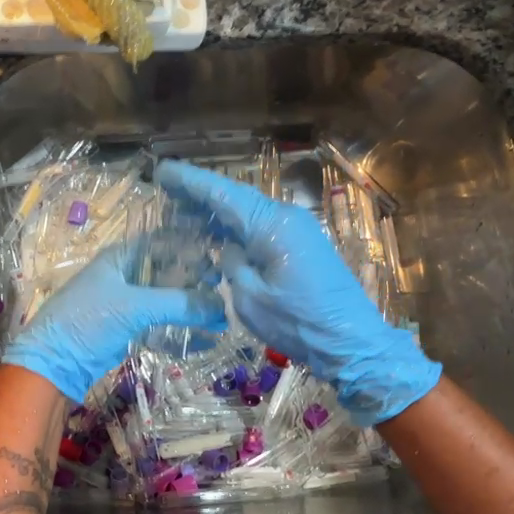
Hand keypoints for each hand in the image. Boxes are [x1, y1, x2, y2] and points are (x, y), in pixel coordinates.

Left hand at [3, 241, 226, 399]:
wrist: (53, 363)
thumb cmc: (88, 321)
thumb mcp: (135, 307)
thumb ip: (179, 303)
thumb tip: (221, 306)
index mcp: (121, 257)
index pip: (164, 243)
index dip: (193, 249)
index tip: (223, 259)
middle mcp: (124, 275)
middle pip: (168, 273)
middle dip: (197, 284)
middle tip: (228, 293)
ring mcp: (124, 304)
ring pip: (164, 302)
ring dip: (191, 310)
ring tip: (223, 320)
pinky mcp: (124, 330)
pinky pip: (158, 326)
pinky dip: (178, 332)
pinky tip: (204, 341)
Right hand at [155, 160, 440, 424]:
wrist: (351, 342)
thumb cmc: (298, 323)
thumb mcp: (249, 299)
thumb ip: (232, 265)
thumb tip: (230, 249)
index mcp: (272, 226)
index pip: (223, 194)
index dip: (190, 182)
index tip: (162, 170)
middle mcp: (286, 218)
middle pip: (235, 198)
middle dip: (199, 194)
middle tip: (165, 189)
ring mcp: (297, 231)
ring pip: (247, 213)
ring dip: (216, 212)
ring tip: (181, 212)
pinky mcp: (301, 246)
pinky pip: (260, 228)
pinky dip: (234, 228)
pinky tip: (215, 236)